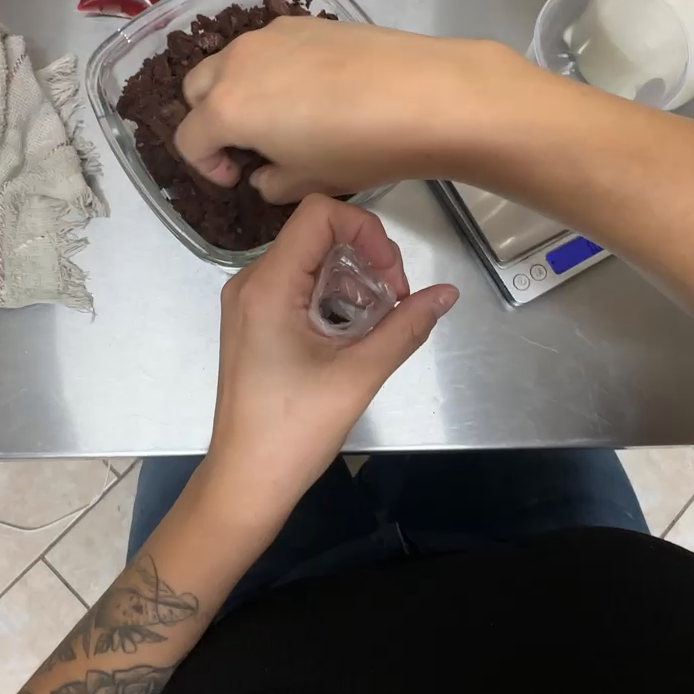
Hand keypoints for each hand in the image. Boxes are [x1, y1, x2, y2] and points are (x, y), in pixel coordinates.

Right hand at [175, 18, 539, 202]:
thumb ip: (269, 183)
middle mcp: (236, 62)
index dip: (207, 168)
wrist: (424, 96)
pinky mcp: (303, 19)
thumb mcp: (307, 182)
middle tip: (250, 148)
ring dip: (237, 93)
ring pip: (229, 63)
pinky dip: (268, 71)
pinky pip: (266, 48)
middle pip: (197, 92)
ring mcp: (269, 34)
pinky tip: (312, 92)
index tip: (238, 180)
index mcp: (227, 109)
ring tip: (280, 119)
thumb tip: (261, 173)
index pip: (188, 141)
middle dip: (212, 123)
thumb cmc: (358, 149)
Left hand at [198, 196, 458, 517]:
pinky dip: (331, 297)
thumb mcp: (359, 375)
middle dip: (365, 257)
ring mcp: (248, 303)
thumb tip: (446, 294)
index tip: (391, 274)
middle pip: (315, 234)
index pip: (319, 214)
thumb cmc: (294, 430)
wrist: (247, 479)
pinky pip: (296, 288)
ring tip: (378, 322)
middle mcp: (251, 283)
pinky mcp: (253, 323)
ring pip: (308, 261)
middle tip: (395, 301)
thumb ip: (405, 327)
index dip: (365, 229)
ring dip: (351, 280)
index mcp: (268, 286)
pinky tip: (352, 333)